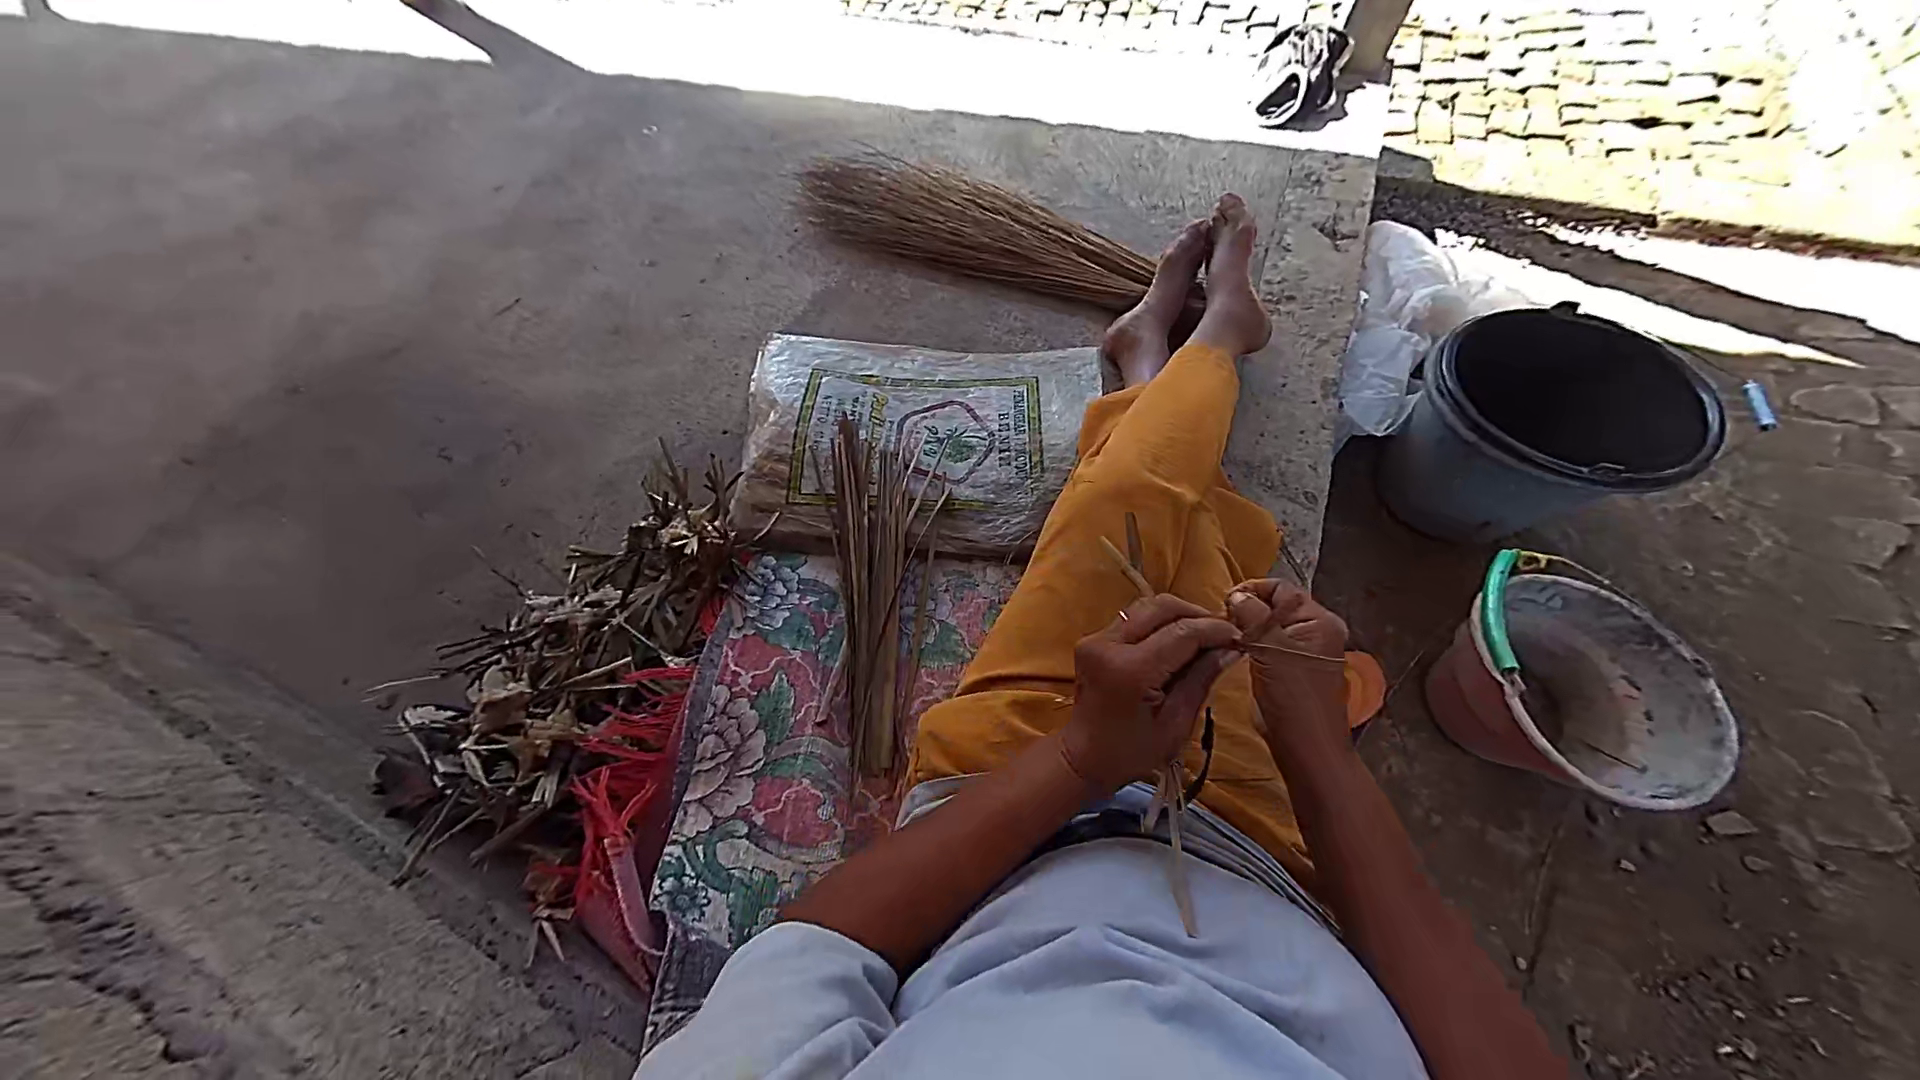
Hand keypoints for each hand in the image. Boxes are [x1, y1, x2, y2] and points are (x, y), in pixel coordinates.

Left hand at [1059, 594, 1241, 793]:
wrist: (1083, 757)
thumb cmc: (1132, 751)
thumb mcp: (1176, 723)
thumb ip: (1201, 679)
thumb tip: (1231, 648)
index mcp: (1130, 669)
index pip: (1182, 632)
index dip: (1215, 629)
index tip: (1240, 636)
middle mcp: (1107, 644)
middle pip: (1161, 607)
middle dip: (1196, 615)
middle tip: (1222, 634)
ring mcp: (1095, 639)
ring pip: (1145, 607)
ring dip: (1177, 616)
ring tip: (1202, 636)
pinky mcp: (1092, 640)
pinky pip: (1132, 619)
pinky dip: (1157, 623)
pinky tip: (1176, 641)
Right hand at [1224, 579, 1350, 762]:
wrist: (1303, 743)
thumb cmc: (1292, 694)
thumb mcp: (1271, 647)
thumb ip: (1252, 615)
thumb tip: (1236, 595)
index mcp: (1319, 620)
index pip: (1281, 588)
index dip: (1252, 590)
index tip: (1224, 602)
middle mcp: (1314, 630)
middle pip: (1274, 604)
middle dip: (1246, 607)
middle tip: (1221, 619)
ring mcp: (1301, 649)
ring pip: (1267, 624)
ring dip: (1245, 625)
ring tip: (1224, 633)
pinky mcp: (1287, 666)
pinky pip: (1265, 642)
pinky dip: (1248, 641)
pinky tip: (1233, 647)